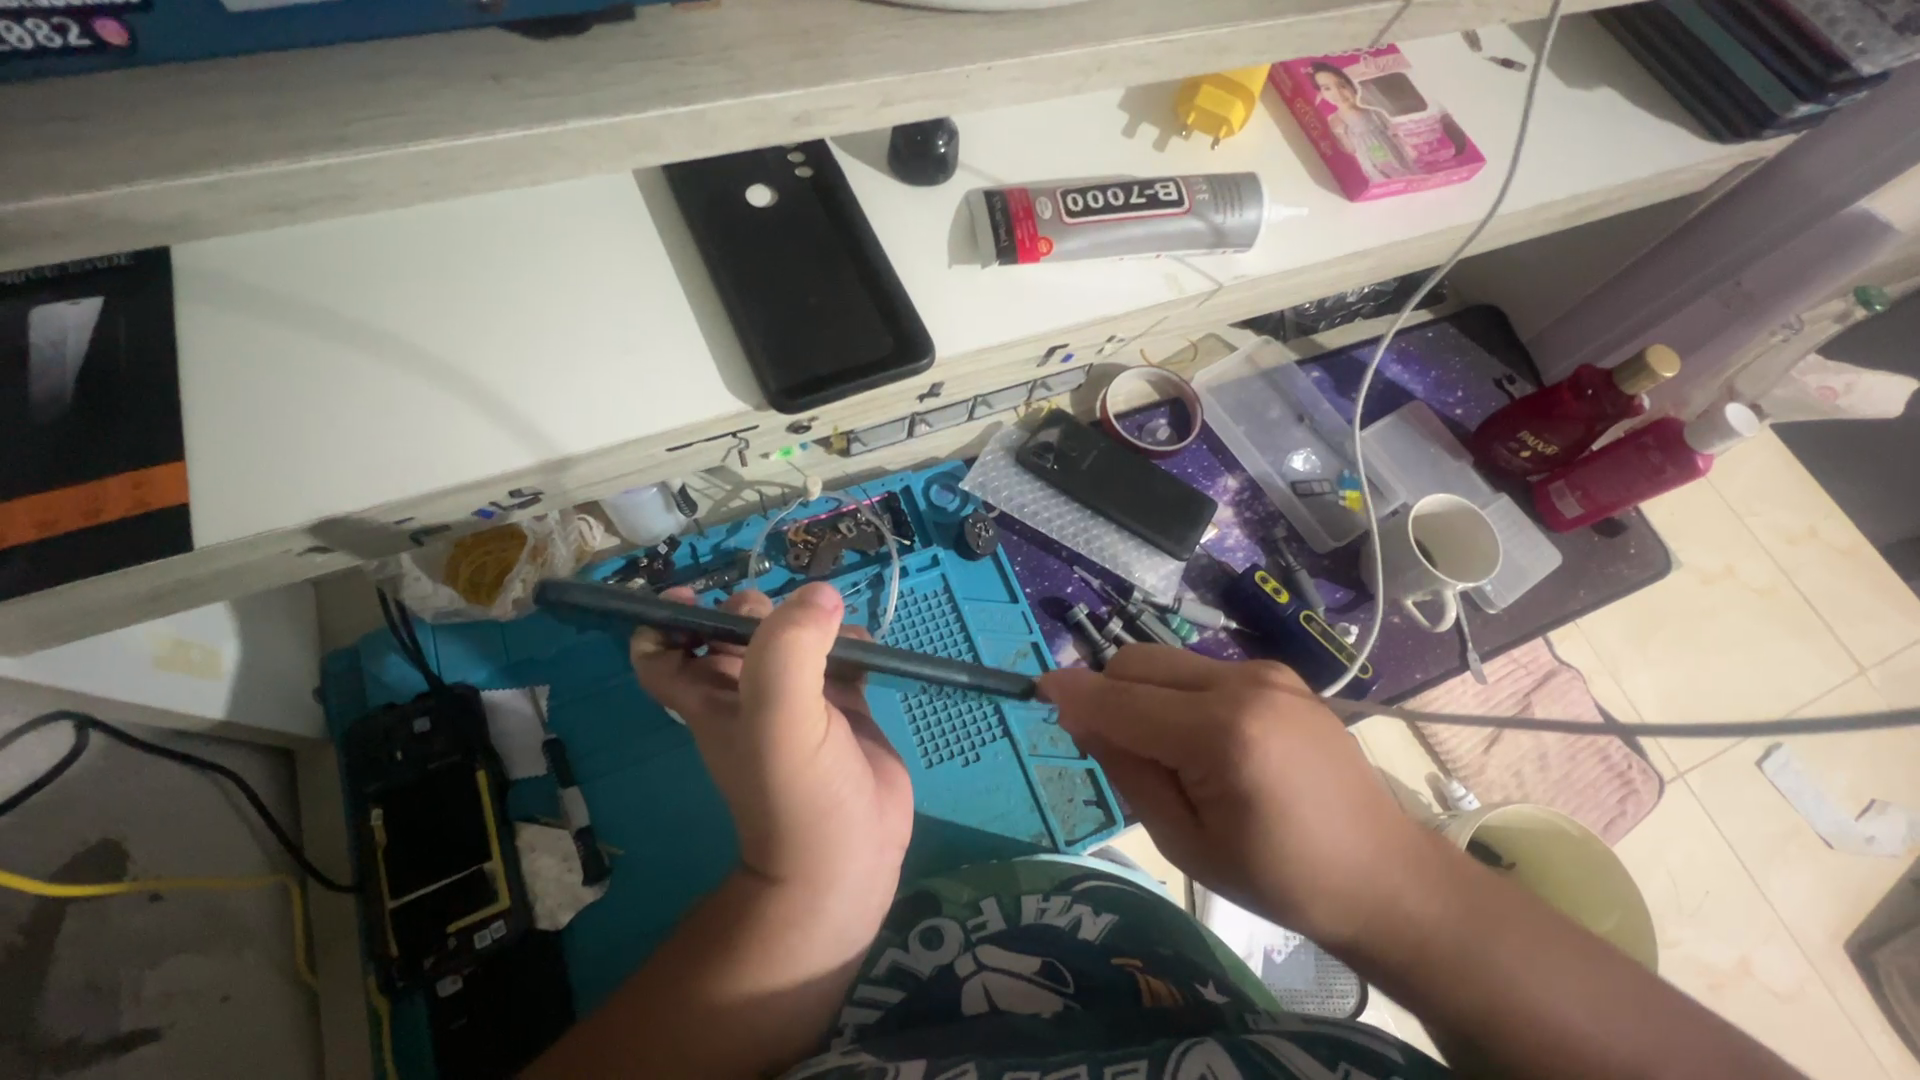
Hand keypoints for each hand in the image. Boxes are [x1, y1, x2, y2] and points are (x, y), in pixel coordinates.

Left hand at [631, 584, 913, 934]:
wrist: (848, 859)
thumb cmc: (796, 793)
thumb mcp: (778, 718)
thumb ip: (789, 649)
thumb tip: (821, 596)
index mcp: (713, 695)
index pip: (663, 652)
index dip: (665, 621)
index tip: (692, 595)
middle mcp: (750, 691)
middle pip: (737, 630)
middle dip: (758, 609)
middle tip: (794, 613)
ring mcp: (801, 699)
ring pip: (794, 637)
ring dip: (812, 619)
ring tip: (837, 628)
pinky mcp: (844, 707)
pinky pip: (843, 657)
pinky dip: (854, 643)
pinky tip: (868, 651)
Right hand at [1040, 646, 1430, 946]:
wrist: (1382, 875)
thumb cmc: (1278, 878)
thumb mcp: (1184, 841)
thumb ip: (1127, 769)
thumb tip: (1080, 716)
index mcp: (1220, 733)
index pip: (1119, 699)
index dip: (1070, 694)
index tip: (1036, 691)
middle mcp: (1243, 684)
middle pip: (1137, 661)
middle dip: (1106, 693)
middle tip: (1111, 749)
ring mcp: (1267, 673)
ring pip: (1166, 661)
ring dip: (1142, 693)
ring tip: (1166, 751)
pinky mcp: (1280, 675)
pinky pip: (1201, 671)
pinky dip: (1178, 694)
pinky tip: (1202, 741)